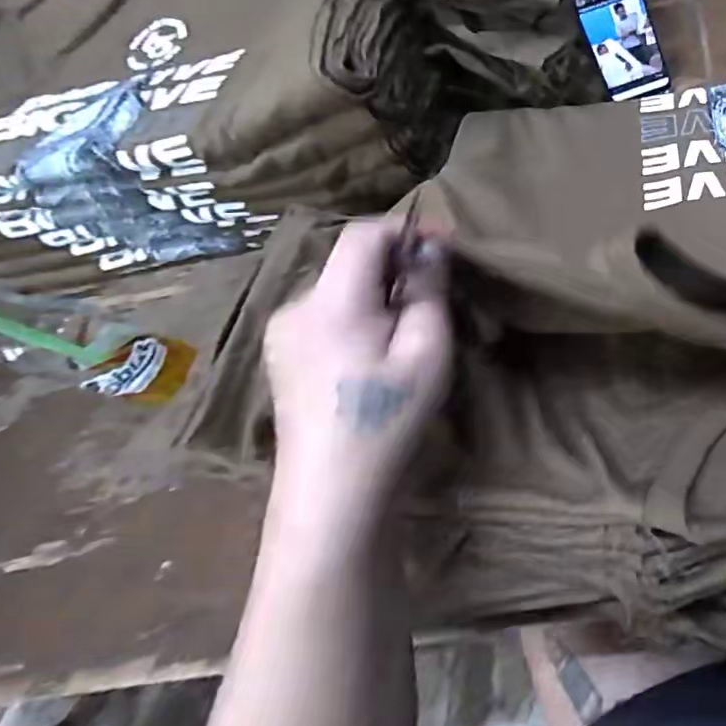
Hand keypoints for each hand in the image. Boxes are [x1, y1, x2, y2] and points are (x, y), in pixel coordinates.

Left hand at [262, 218, 452, 508]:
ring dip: (377, 291)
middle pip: (349, 261)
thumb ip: (428, 290)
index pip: (363, 234)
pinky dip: (357, 314)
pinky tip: (374, 352)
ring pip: (339, 288)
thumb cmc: (388, 419)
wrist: (332, 495)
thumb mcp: (426, 350)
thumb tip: (429, 247)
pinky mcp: (282, 356)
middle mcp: (295, 305)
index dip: (405, 230)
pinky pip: (325, 314)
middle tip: (435, 292)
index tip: (444, 244)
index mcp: (330, 300)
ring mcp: (282, 333)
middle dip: (394, 265)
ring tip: (408, 326)